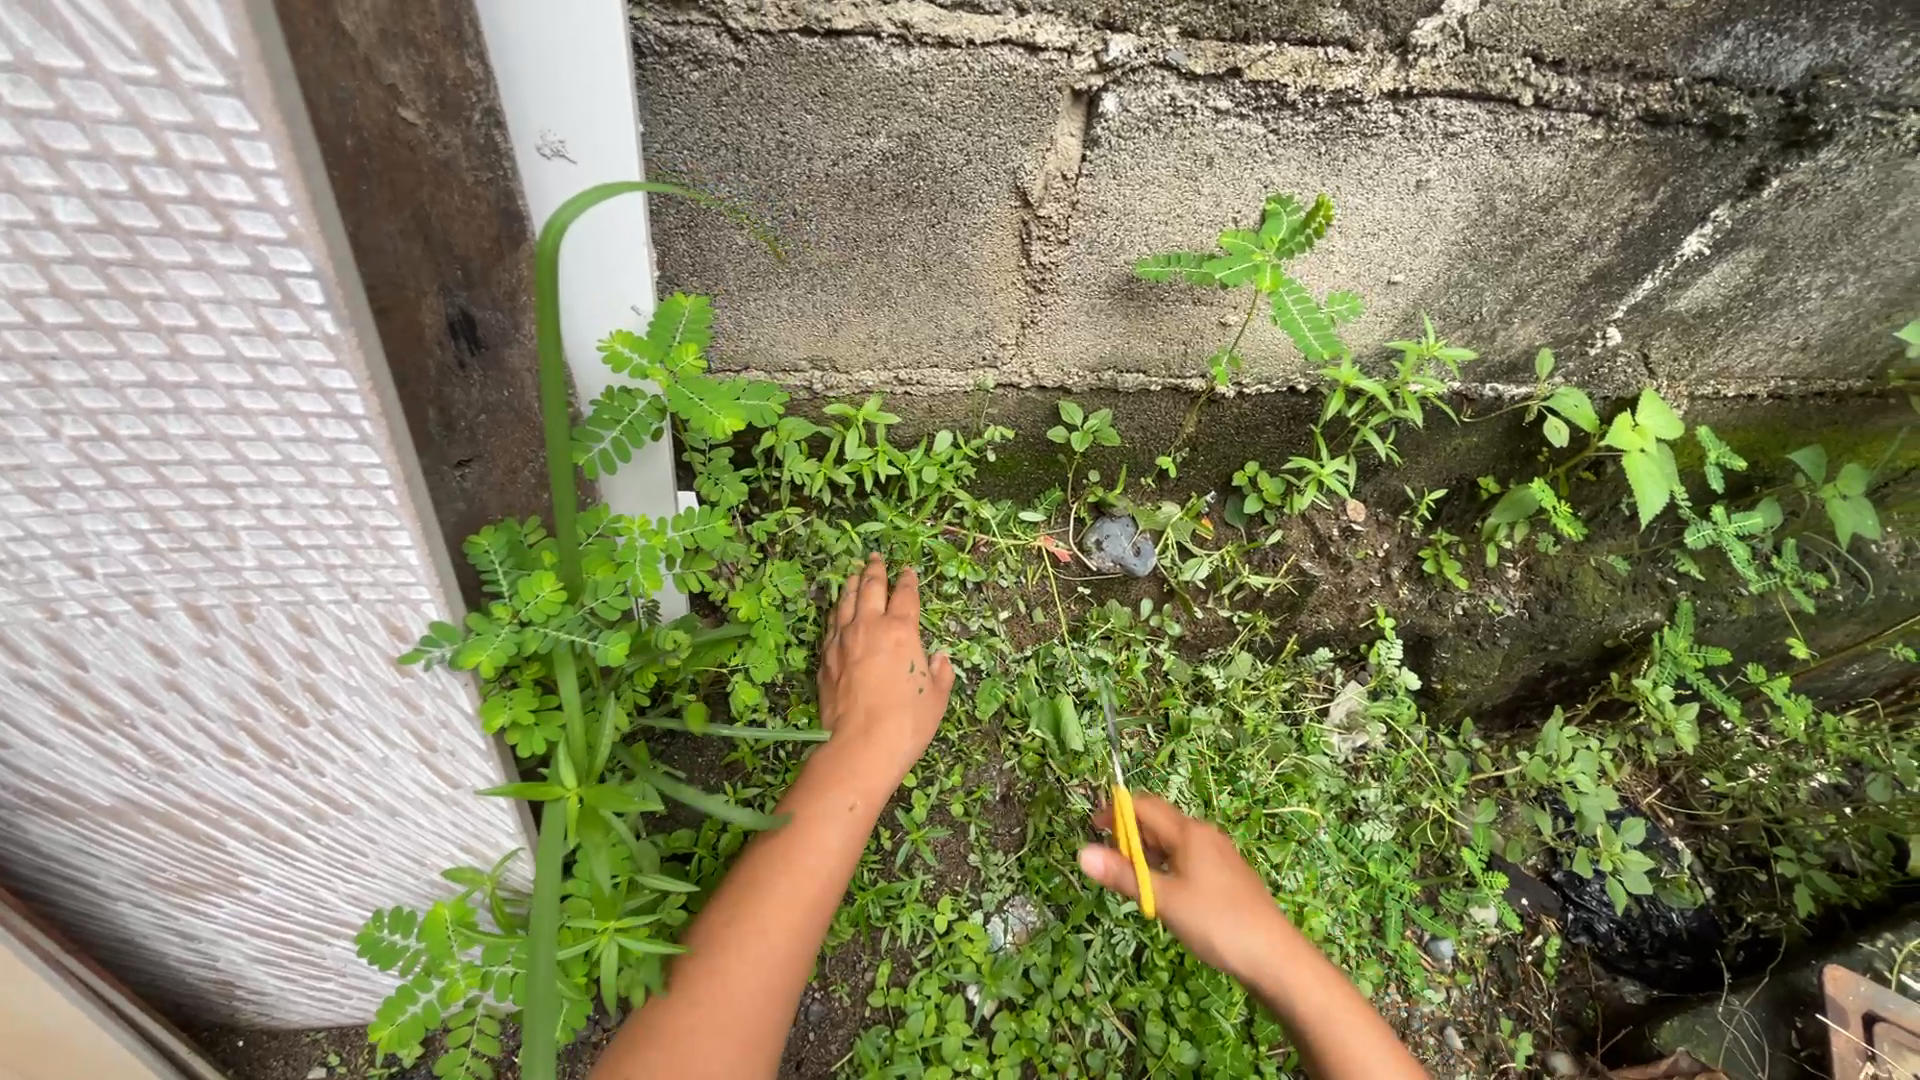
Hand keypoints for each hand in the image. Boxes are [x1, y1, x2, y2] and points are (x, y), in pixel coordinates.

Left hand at [815, 554, 954, 791]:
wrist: (859, 747)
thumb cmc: (907, 723)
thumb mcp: (936, 698)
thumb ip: (940, 673)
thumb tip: (939, 657)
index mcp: (901, 631)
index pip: (905, 595)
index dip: (908, 581)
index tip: (908, 571)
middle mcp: (870, 627)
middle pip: (871, 588)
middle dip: (875, 570)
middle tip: (876, 558)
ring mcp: (843, 640)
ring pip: (846, 601)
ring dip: (852, 584)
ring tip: (854, 573)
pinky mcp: (825, 658)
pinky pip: (831, 624)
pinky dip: (836, 611)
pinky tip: (837, 609)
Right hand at [1079, 793, 1287, 980]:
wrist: (1276, 957)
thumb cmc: (1217, 923)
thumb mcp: (1164, 900)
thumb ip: (1123, 875)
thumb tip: (1082, 853)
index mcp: (1188, 832)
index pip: (1144, 805)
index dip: (1116, 811)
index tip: (1094, 829)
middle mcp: (1204, 834)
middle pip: (1158, 821)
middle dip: (1130, 835)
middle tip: (1112, 863)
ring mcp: (1219, 854)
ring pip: (1174, 841)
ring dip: (1149, 853)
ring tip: (1136, 883)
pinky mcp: (1227, 874)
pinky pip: (1189, 857)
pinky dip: (1168, 866)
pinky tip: (1168, 895)